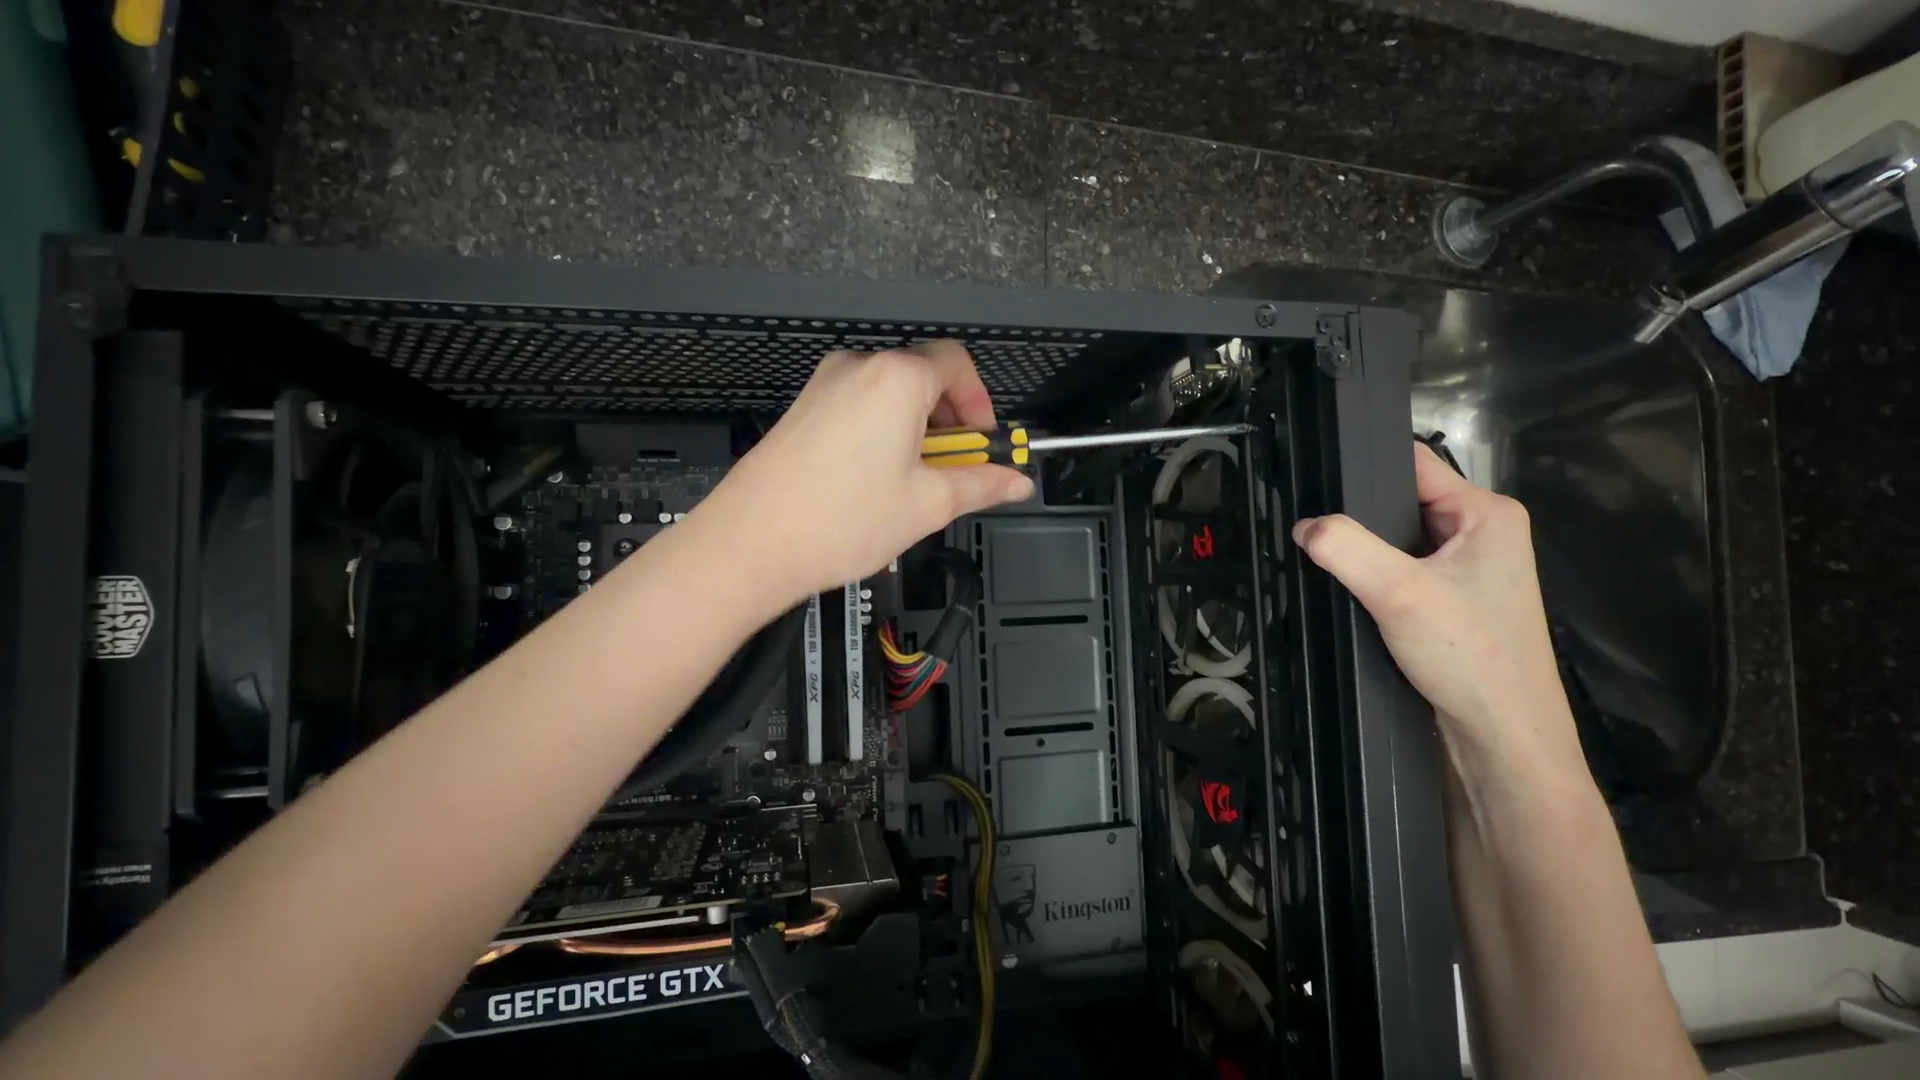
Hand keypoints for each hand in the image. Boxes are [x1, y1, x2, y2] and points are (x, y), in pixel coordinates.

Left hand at [691, 341, 1034, 605]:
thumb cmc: (835, 520)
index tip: (983, 443)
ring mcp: (824, 388)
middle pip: (923, 378)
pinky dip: (883, 434)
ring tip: (914, 484)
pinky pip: (859, 409)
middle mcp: (857, 369)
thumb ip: (980, 485)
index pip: (957, 364)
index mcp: (896, 379)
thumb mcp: (928, 505)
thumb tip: (1014, 482)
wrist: (751, 543)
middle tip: (955, 471)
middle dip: (949, 422)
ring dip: (916, 431)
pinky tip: (877, 483)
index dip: (980, 403)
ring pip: (890, 396)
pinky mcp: (804, 411)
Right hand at [1290, 443, 1582, 772]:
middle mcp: (1482, 534)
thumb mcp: (1399, 593)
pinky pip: (1401, 572)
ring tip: (1322, 557)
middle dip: (1357, 514)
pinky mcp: (1452, 604)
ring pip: (1397, 541)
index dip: (1363, 466)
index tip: (1313, 477)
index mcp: (1487, 514)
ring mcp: (1468, 572)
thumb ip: (1345, 549)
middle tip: (1309, 528)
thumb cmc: (1469, 656)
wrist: (1501, 738)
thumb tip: (1302, 526)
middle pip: (1401, 502)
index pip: (1414, 464)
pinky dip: (1373, 579)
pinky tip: (1348, 591)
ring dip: (1363, 550)